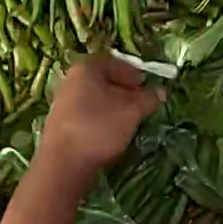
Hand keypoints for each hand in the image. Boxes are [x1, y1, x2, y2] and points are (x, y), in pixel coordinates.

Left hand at [36, 55, 164, 188]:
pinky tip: (111, 132)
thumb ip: (148, 99)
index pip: (112, 62)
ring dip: (113, 106)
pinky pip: (87, 114)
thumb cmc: (100, 127)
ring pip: (94, 99)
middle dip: (123, 90)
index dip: (131, 72)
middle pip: (102, 81)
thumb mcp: (132, 111)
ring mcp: (63, 103)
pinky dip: (101, 119)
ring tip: (129, 119)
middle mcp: (70, 81)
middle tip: (140, 102)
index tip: (145, 83)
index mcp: (86, 69)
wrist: (64, 161)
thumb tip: (161, 92)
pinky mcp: (61, 124)